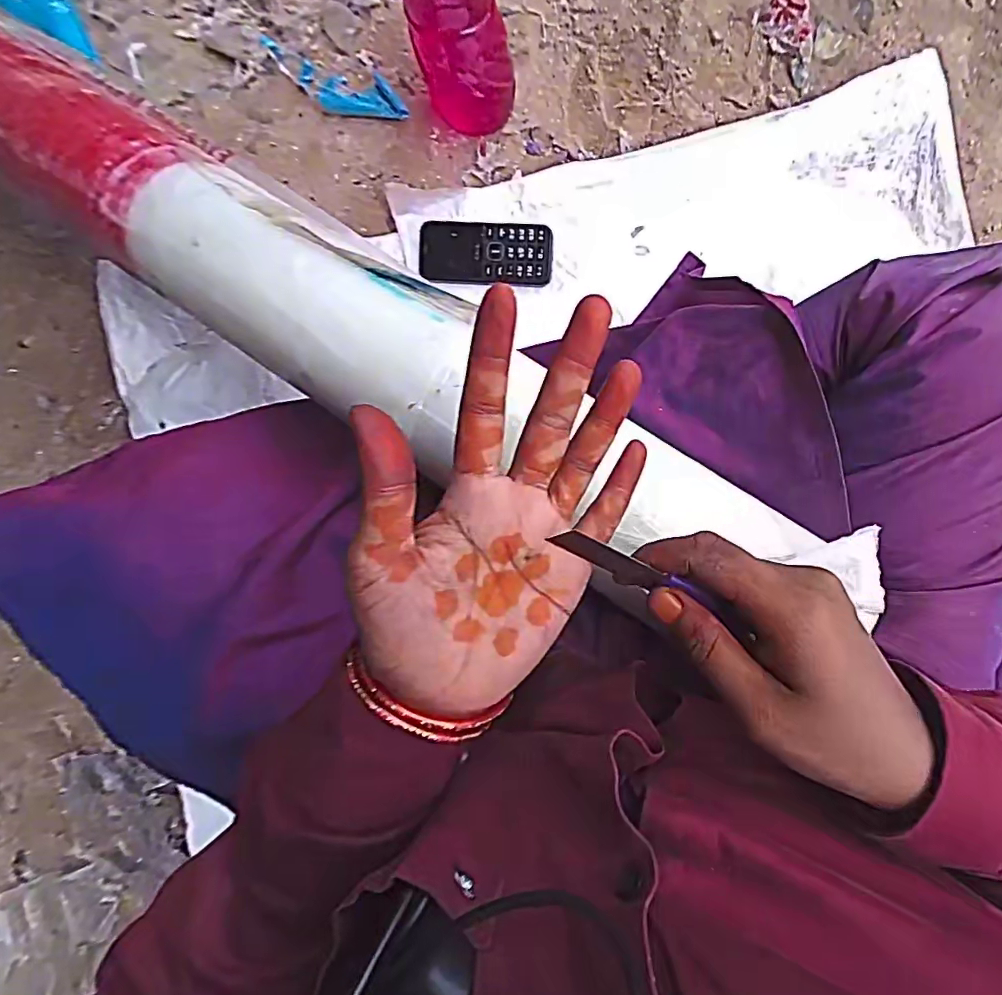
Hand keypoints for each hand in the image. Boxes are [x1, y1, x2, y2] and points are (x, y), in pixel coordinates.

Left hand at [348, 284, 647, 716]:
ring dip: (605, 416)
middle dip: (570, 367)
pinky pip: (602, 521)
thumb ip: (384, 487)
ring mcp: (547, 531)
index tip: (504, 301)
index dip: (494, 356)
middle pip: (548, 421)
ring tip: (626, 369)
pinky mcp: (572, 569)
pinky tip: (634, 451)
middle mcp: (513, 499)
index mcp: (468, 489)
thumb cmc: (397, 623)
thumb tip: (367, 414)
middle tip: (594, 312)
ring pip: (582, 461)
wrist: (435, 685)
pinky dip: (620, 489)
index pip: (484, 409)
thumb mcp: (378, 554)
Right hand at [635, 533, 936, 809]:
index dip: (663, 555)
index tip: (627, 573)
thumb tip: (662, 597)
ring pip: (737, 567)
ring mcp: (816, 583)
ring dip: (704, 589)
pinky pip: (757, 581)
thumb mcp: (758, 708)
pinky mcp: (817, 594)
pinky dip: (728, 598)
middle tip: (650, 608)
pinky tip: (726, 635)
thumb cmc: (834, 741)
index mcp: (793, 605)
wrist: (906, 752)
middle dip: (679, 572)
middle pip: (724, 555)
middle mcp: (807, 579)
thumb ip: (707, 646)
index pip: (712, 555)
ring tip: (689, 634)